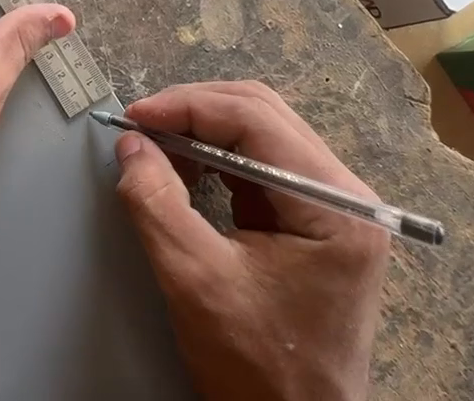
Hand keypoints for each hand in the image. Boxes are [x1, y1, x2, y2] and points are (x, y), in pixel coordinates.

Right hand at [112, 82, 388, 400]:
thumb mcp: (195, 281)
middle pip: (260, 113)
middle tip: (141, 126)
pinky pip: (255, 161)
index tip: (134, 117)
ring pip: (257, 130)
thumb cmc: (257, 366)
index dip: (188, 108)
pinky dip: (212, 156)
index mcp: (335, 206)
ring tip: (156, 149)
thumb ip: (157, 203)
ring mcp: (328, 205)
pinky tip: (181, 170)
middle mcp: (342, 194)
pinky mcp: (307, 219)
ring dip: (200, 130)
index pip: (255, 119)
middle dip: (194, 111)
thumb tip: (131, 143)